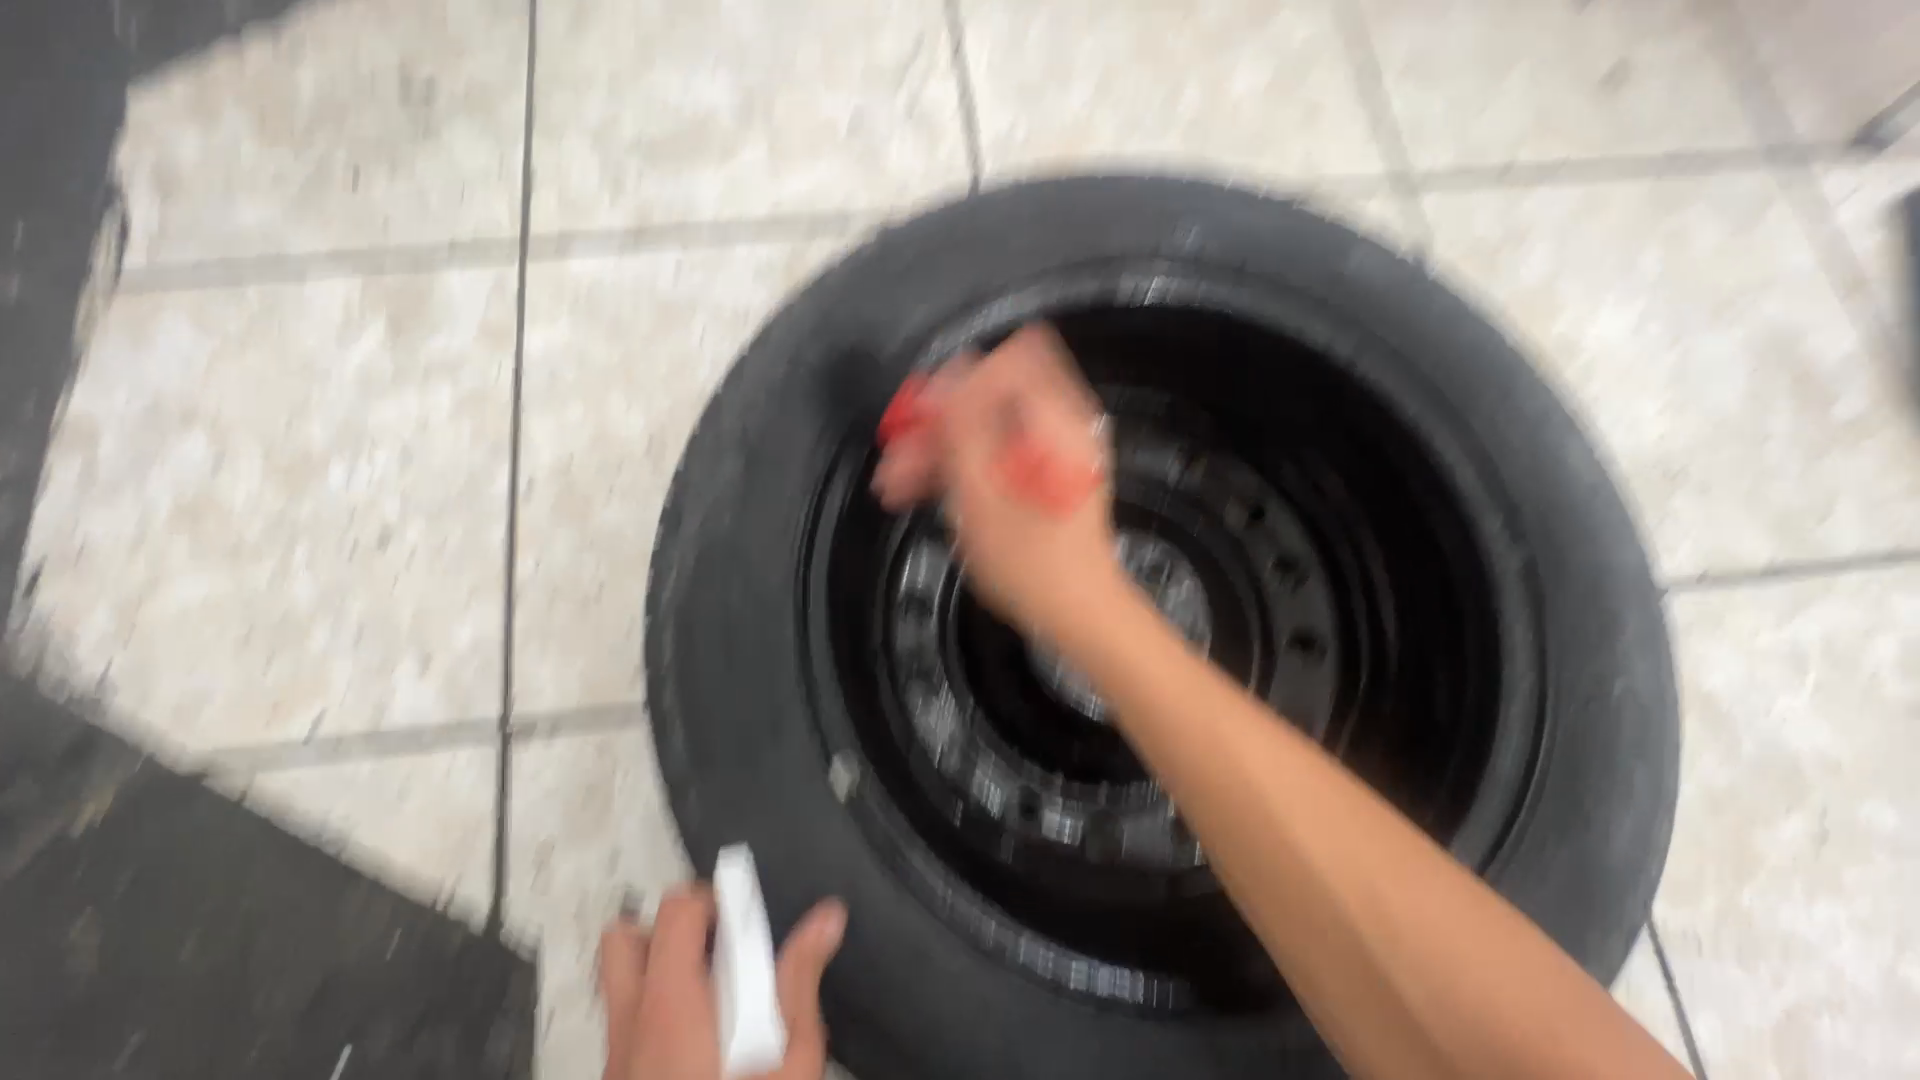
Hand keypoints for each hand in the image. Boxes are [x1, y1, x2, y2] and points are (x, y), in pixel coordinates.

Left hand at [598, 885, 846, 1079]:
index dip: (716, 897)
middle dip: (670, 926)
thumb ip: (800, 978)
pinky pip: (625, 1024)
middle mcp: (632, 1024)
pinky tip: (700, 1044)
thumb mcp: (792, 1057)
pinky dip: (656, 1012)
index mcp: (674, 1004)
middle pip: (624, 937)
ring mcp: (616, 1059)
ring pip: (618, 982)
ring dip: (657, 968)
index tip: (749, 915)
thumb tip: (826, 918)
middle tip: (721, 948)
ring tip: (710, 992)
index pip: (679, 909)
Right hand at [871, 324, 1123, 650]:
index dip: (954, 384)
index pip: (1002, 362)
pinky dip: (963, 464)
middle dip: (939, 419)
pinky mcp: (1045, 473)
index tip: (922, 413)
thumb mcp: (981, 494)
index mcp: (1055, 420)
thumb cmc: (1037, 566)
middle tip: (901, 450)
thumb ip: (961, 427)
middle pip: (989, 393)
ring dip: (941, 446)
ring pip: (986, 424)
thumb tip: (945, 379)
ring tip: (899, 482)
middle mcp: (1062, 425)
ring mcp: (1055, 450)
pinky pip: (996, 449)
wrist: (1076, 611)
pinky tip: (925, 489)